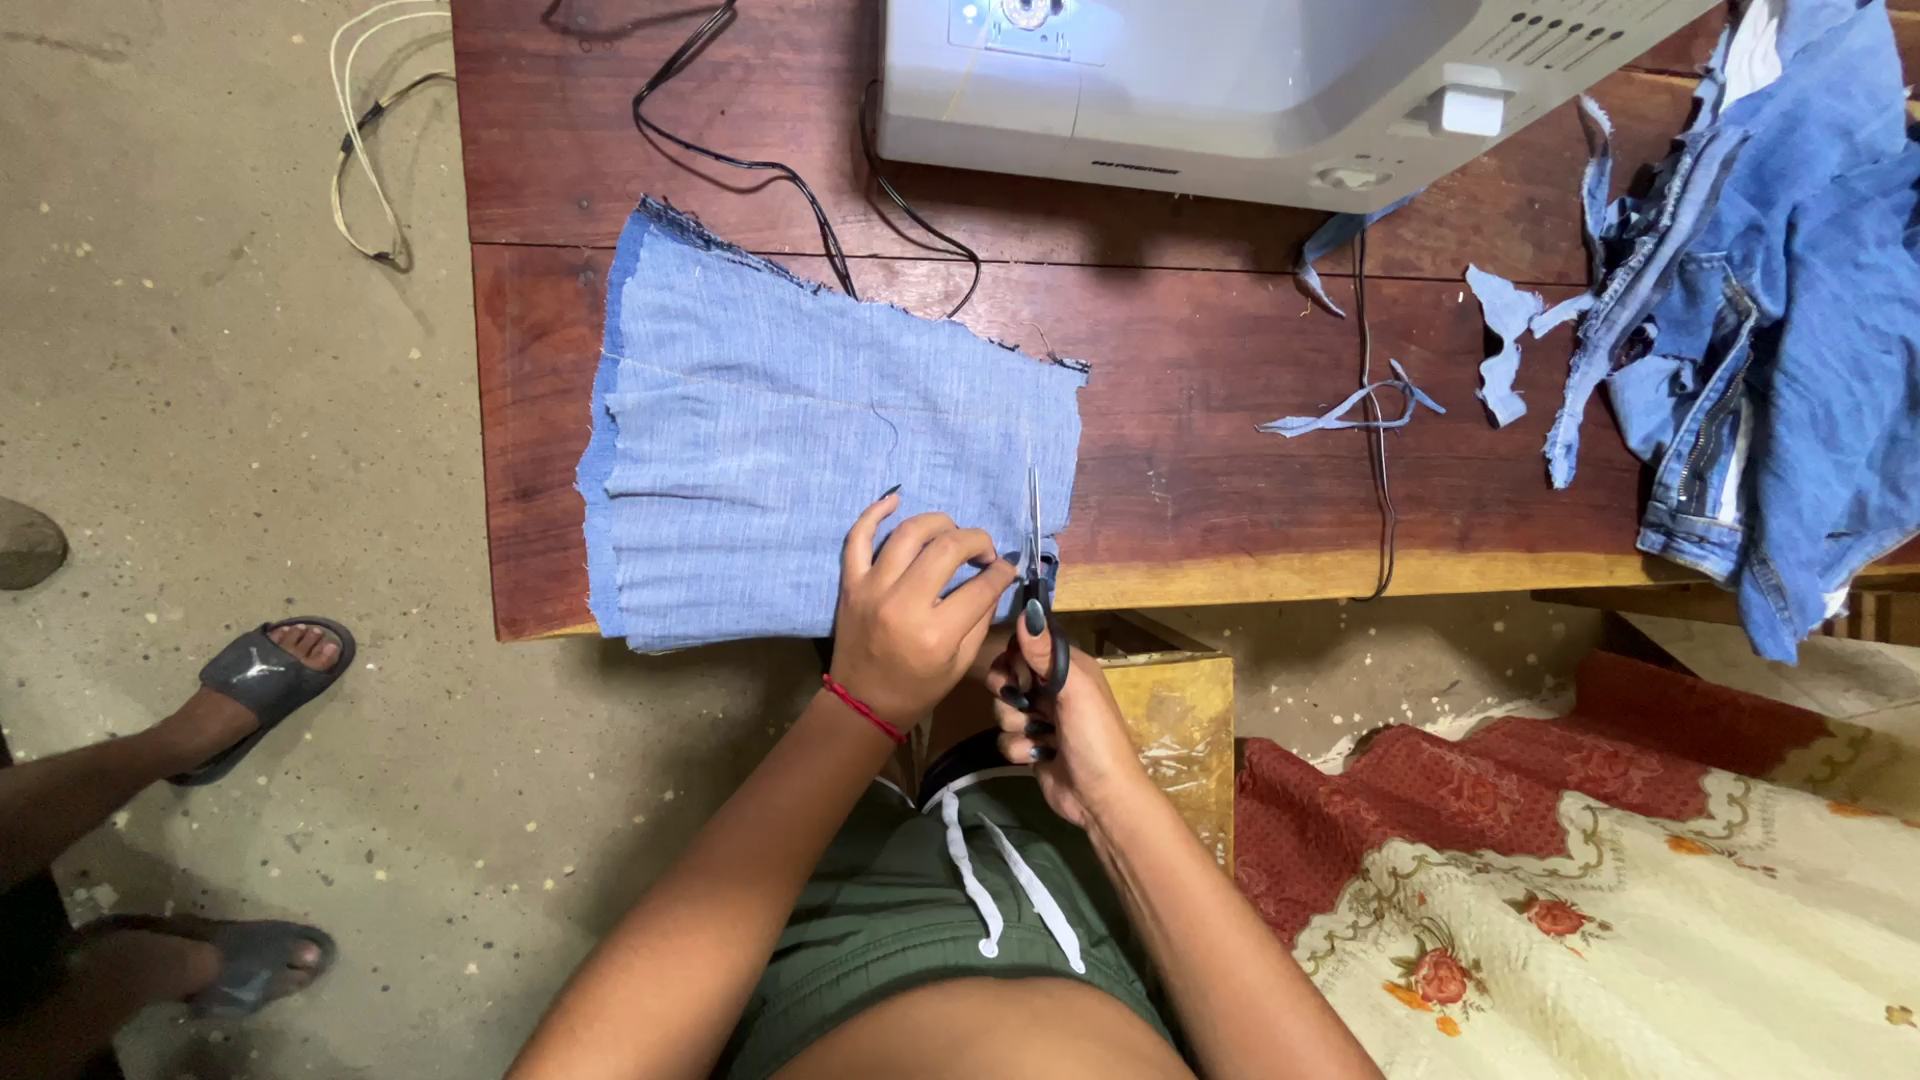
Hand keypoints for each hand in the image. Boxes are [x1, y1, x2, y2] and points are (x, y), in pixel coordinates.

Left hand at [829, 492, 1019, 726]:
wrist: (862, 703)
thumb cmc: (918, 687)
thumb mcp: (962, 662)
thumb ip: (981, 615)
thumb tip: (997, 575)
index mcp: (936, 634)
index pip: (981, 585)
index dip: (1001, 571)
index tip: (1005, 567)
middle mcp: (903, 605)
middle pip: (947, 548)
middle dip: (976, 540)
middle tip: (983, 551)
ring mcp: (872, 589)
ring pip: (908, 533)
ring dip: (939, 523)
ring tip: (952, 534)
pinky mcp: (850, 583)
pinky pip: (858, 537)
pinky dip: (875, 512)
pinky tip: (896, 499)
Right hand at [986, 620, 1152, 826]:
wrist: (1101, 798)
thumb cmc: (1094, 737)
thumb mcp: (1073, 690)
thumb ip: (1045, 653)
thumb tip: (1028, 608)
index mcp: (1068, 668)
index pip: (1024, 647)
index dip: (1014, 660)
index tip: (1020, 675)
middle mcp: (1052, 689)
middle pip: (1006, 677)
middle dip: (1009, 694)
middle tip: (1025, 705)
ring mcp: (1040, 719)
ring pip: (1001, 709)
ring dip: (1016, 725)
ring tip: (1041, 737)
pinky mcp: (1030, 746)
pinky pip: (1004, 738)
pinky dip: (1019, 749)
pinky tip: (1040, 756)